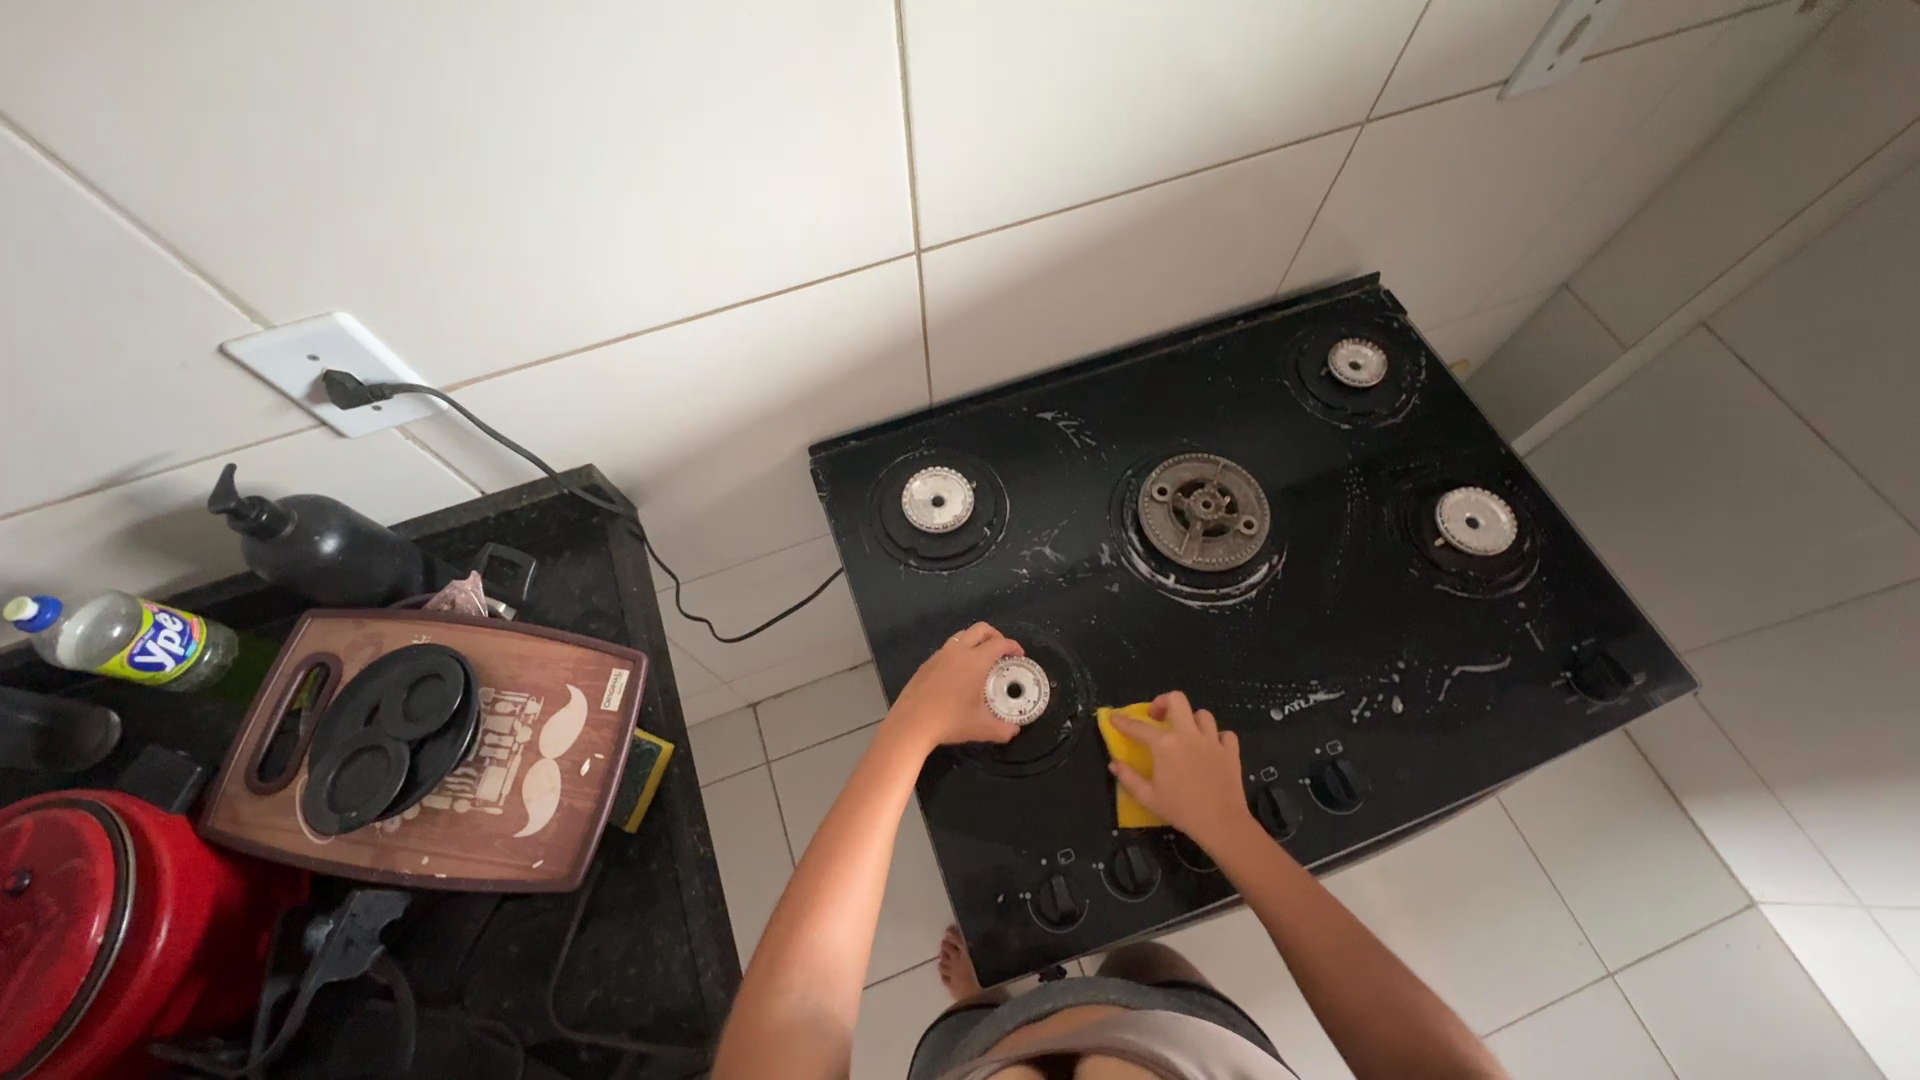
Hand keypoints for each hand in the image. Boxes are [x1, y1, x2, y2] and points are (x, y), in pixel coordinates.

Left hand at [882, 623, 1024, 752]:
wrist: (912, 723)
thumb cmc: (950, 721)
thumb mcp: (982, 728)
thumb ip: (1003, 729)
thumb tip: (1014, 731)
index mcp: (975, 660)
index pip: (999, 643)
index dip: (1012, 646)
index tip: (1019, 654)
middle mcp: (958, 651)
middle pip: (980, 629)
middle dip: (995, 635)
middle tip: (1002, 651)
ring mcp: (939, 655)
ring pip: (961, 636)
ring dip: (975, 641)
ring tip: (981, 660)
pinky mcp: (926, 664)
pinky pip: (947, 649)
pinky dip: (959, 652)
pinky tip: (958, 673)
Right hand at [1108, 691, 1253, 849]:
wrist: (1221, 823)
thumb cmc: (1181, 810)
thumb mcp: (1148, 797)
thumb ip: (1128, 777)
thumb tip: (1114, 764)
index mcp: (1165, 745)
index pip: (1138, 726)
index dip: (1123, 721)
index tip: (1114, 717)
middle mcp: (1188, 735)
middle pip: (1177, 700)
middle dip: (1164, 702)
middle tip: (1158, 717)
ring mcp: (1212, 741)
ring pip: (1203, 714)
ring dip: (1192, 719)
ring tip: (1186, 732)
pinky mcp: (1231, 751)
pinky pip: (1225, 734)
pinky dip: (1218, 737)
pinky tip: (1212, 747)